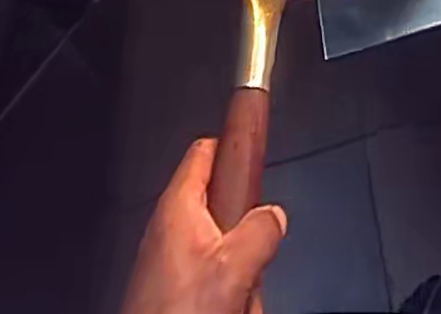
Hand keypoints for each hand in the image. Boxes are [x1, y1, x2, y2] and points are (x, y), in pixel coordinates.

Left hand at [119, 138, 287, 313]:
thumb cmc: (182, 313)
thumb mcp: (235, 265)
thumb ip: (262, 229)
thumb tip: (274, 215)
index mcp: (177, 207)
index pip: (206, 150)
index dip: (233, 144)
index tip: (256, 149)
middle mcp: (168, 228)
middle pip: (221, 202)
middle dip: (246, 225)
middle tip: (253, 250)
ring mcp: (166, 263)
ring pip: (221, 245)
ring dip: (239, 267)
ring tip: (239, 296)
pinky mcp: (168, 293)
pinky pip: (210, 277)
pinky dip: (225, 291)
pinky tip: (230, 310)